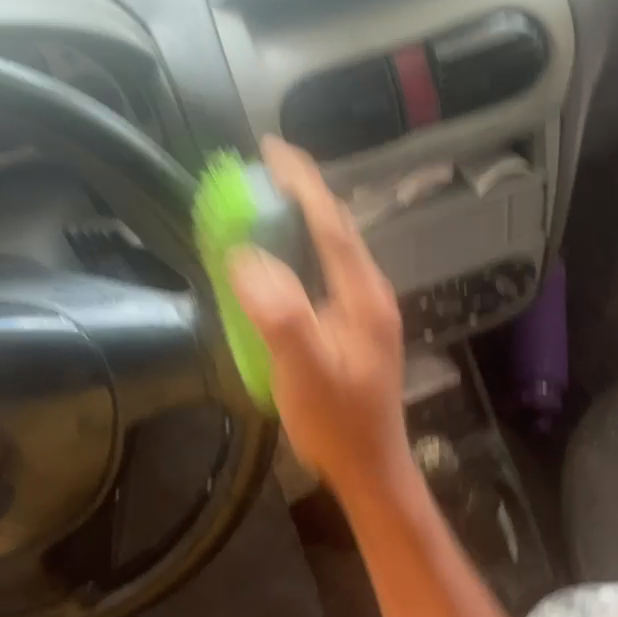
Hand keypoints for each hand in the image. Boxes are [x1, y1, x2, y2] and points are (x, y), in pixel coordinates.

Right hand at [228, 137, 407, 490]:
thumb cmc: (338, 423)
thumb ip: (281, 315)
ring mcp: (365, 311)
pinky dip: (302, 251)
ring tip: (266, 203)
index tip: (272, 150)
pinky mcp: (355, 327)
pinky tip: (281, 259)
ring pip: (334, 250)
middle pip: (337, 230)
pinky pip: (327, 272)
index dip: (303, 184)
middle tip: (262, 172)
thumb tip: (247, 259)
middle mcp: (370, 294)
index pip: (332, 225)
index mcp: (364, 296)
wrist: (370, 467)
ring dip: (302, 220)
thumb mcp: (306, 372)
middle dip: (302, 194)